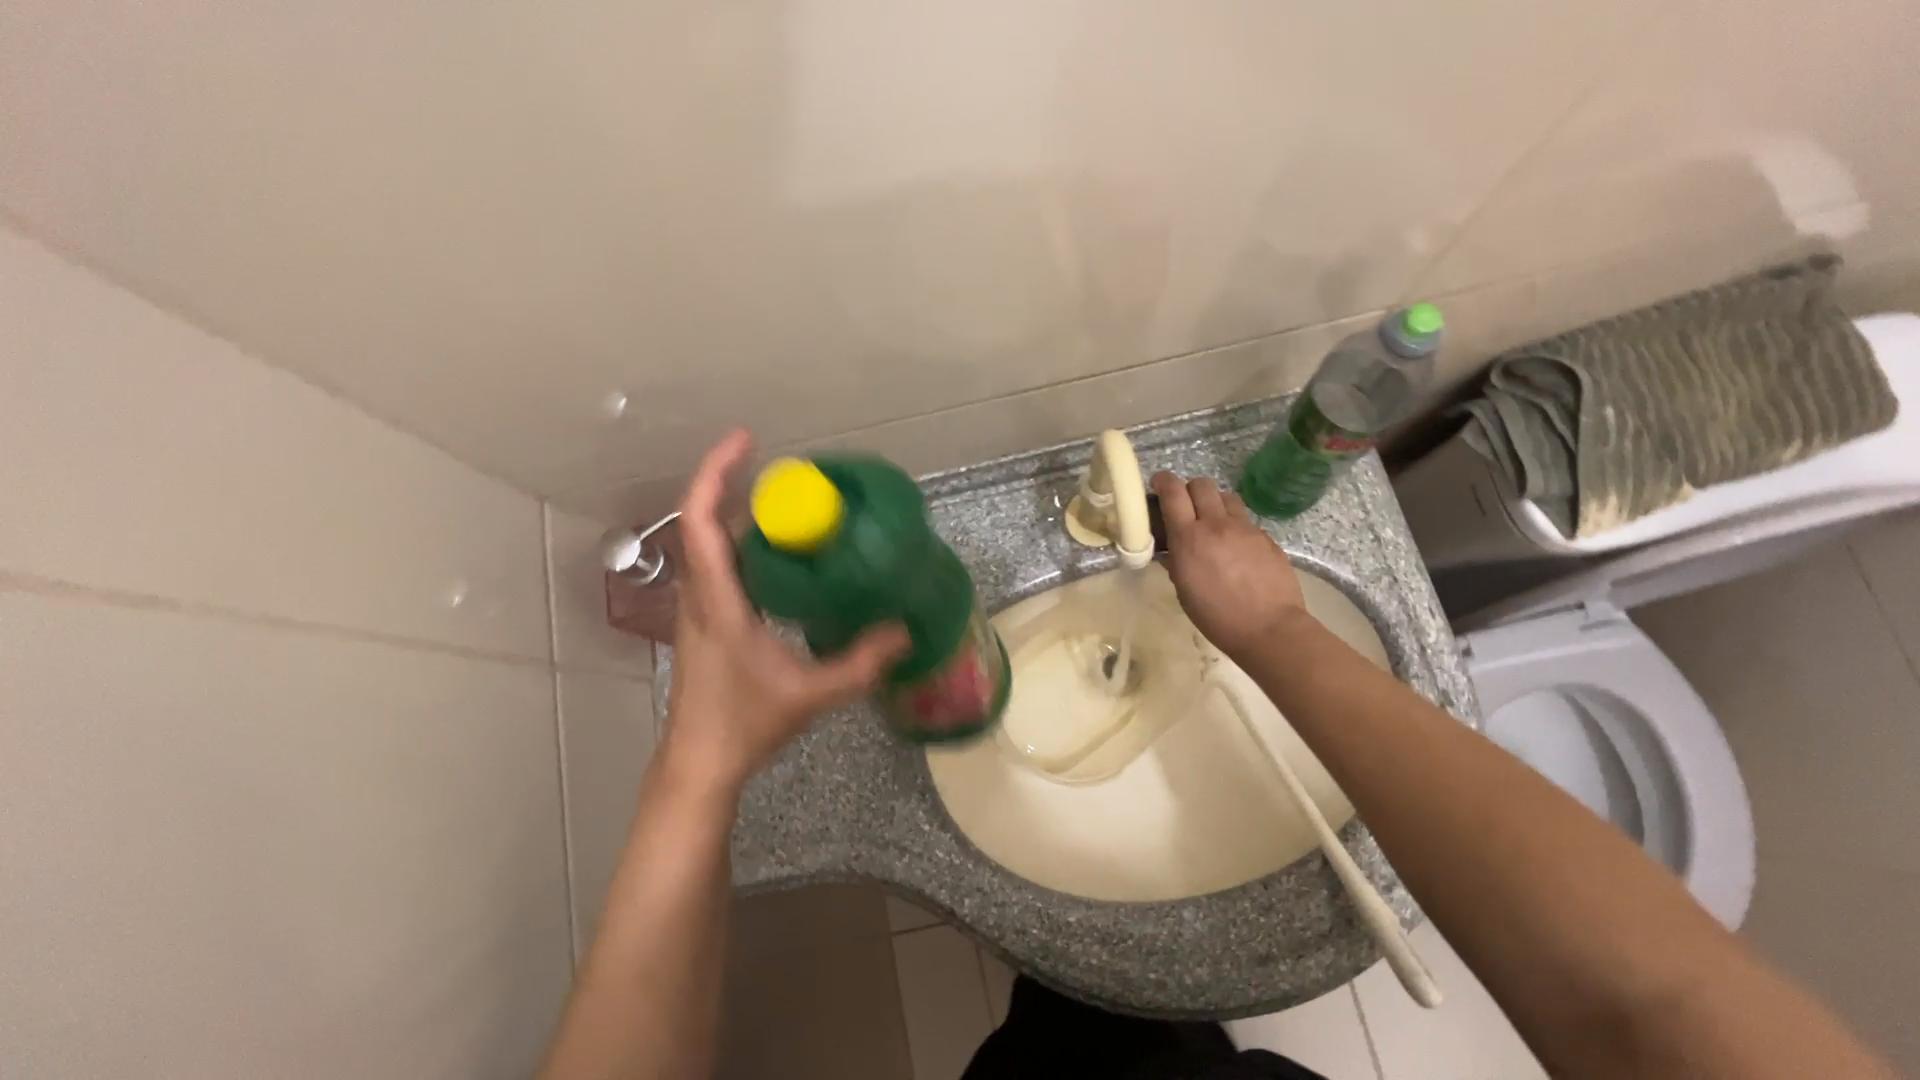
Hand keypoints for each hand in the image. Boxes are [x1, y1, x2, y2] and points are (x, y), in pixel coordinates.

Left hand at [663, 431, 909, 789]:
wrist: (699, 762)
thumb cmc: (745, 726)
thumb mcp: (811, 695)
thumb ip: (861, 663)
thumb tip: (903, 629)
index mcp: (718, 601)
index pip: (701, 521)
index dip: (717, 473)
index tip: (747, 442)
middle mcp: (701, 595)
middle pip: (707, 523)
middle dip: (740, 488)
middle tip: (794, 480)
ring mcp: (698, 609)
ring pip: (713, 546)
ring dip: (745, 520)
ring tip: (796, 512)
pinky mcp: (705, 623)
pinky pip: (721, 568)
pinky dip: (748, 549)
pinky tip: (788, 563)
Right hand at [1151, 471, 1308, 661]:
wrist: (1269, 628)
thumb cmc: (1217, 617)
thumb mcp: (1184, 590)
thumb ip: (1176, 561)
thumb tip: (1171, 549)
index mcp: (1189, 538)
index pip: (1173, 492)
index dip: (1163, 482)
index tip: (1158, 484)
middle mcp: (1217, 524)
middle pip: (1201, 484)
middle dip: (1189, 489)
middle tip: (1185, 506)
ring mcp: (1245, 528)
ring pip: (1226, 496)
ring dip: (1214, 502)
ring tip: (1212, 522)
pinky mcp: (1265, 536)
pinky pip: (1245, 518)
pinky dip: (1234, 523)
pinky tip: (1235, 545)